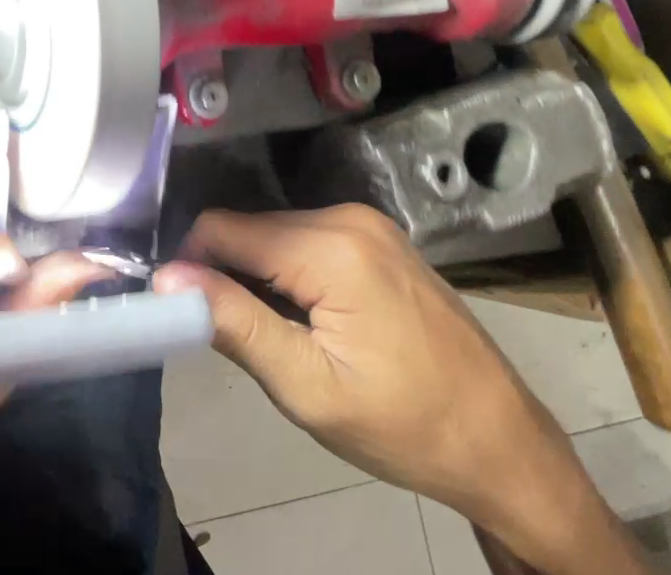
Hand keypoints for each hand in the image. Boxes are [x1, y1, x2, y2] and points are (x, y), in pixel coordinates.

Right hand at [155, 206, 648, 574]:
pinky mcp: (378, 242)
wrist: (506, 451)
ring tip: (281, 337)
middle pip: (245, 229)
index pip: (218, 228)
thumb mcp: (306, 387)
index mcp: (331, 248)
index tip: (197, 320)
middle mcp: (349, 219)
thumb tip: (163, 277)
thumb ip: (233, 322)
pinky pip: (302, 243)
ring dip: (257, 279)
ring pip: (270, 235)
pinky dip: (287, 277)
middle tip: (244, 340)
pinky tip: (310, 323)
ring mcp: (369, 227)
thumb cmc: (405, 427)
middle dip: (227, 277)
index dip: (191, 270)